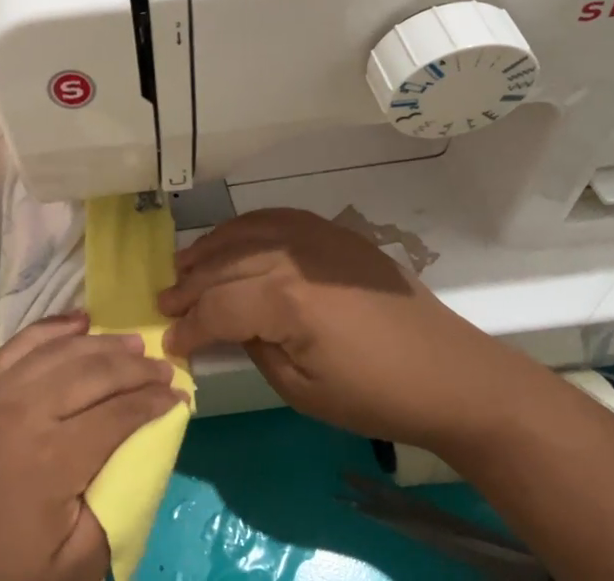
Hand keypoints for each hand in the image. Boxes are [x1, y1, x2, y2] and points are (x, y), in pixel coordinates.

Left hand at [0, 311, 183, 580]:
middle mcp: (23, 411)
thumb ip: (115, 506)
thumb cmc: (6, 568)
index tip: (180, 395)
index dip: (152, 401)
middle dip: (135, 368)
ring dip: (101, 343)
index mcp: (50, 458)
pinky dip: (52, 327)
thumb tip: (143, 451)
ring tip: (134, 345)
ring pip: (60, 350)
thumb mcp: (74, 561)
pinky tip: (79, 322)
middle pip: (92, 372)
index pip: (116, 413)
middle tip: (165, 367)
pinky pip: (21, 343)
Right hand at [159, 208, 544, 450]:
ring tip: (184, 266)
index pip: (217, 307)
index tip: (169, 341)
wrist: (449, 374)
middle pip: (223, 265)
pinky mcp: (334, 232)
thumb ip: (252, 348)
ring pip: (243, 234)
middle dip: (188, 286)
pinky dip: (244, 227)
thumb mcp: (300, 389)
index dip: (188, 326)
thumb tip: (221, 328)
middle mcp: (294, 257)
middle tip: (164, 302)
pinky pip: (275, 218)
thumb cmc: (374, 395)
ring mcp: (315, 237)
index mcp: (286, 301)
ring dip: (208, 250)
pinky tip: (229, 240)